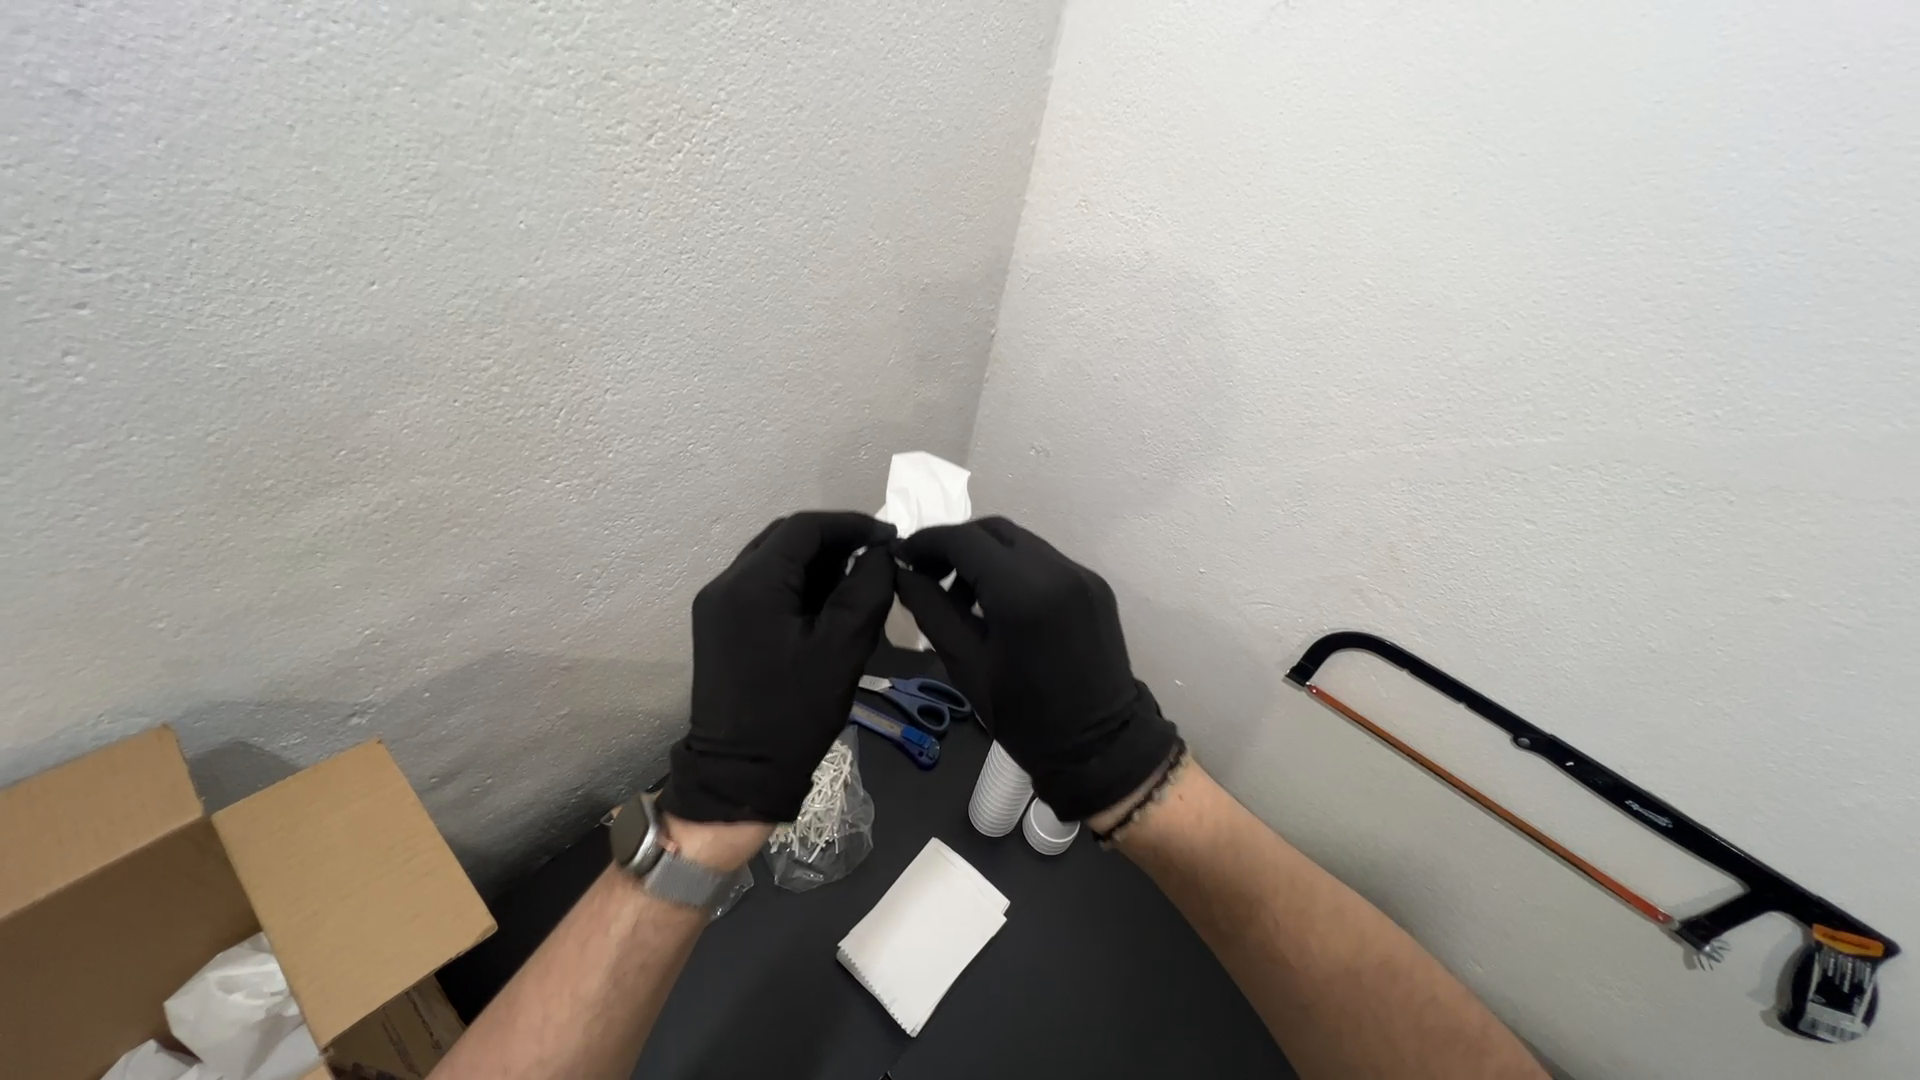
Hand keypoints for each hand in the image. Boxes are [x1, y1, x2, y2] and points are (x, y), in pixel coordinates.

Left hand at [660, 512, 896, 822]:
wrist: (741, 773)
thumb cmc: (795, 711)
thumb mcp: (844, 647)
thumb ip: (867, 588)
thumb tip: (879, 552)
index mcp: (751, 584)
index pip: (805, 528)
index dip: (851, 525)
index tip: (889, 537)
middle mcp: (726, 584)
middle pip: (786, 539)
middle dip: (835, 542)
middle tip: (876, 557)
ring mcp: (717, 605)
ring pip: (774, 561)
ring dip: (816, 563)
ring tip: (858, 581)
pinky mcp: (720, 625)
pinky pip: (764, 586)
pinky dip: (798, 585)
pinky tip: (827, 604)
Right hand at [893, 517, 1178, 819]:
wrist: (1098, 747)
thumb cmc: (1023, 717)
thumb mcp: (965, 664)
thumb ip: (930, 609)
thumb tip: (904, 573)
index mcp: (1021, 592)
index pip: (963, 539)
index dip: (926, 542)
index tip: (903, 558)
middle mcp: (1056, 569)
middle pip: (993, 531)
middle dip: (956, 545)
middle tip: (930, 575)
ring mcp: (1080, 574)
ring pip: (1020, 543)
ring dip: (985, 556)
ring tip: (964, 597)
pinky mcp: (1094, 586)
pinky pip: (1044, 561)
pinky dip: (1014, 570)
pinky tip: (1000, 604)